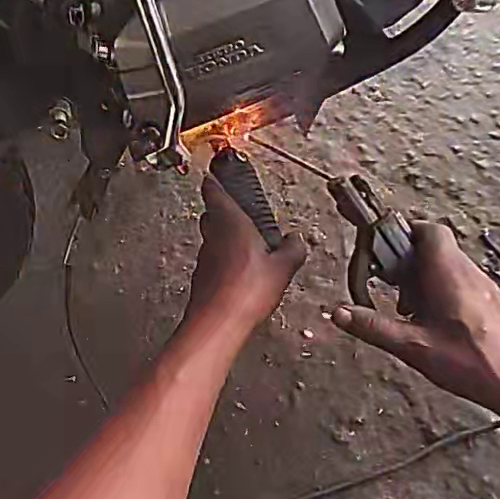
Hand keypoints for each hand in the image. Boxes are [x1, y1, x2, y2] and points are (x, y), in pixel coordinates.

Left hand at [185, 175, 307, 333]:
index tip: (219, 175)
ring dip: (225, 239)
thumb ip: (293, 249)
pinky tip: (239, 275)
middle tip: (240, 213)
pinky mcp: (202, 280)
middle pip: (211, 214)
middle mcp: (212, 237)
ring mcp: (204, 259)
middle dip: (224, 211)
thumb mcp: (283, 267)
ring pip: (212, 239)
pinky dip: (223, 262)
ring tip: (246, 247)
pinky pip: (213, 263)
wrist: (217, 323)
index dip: (217, 180)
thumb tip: (297, 241)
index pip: (214, 190)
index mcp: (230, 222)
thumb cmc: (245, 291)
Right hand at [332, 223, 499, 412]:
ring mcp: (484, 288)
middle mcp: (469, 273)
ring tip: (410, 314)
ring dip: (422, 283)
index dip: (403, 234)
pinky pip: (460, 285)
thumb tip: (339, 313)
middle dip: (406, 265)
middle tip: (390, 290)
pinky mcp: (491, 304)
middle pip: (434, 248)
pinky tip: (433, 327)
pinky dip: (440, 295)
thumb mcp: (413, 347)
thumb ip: (373, 327)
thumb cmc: (472, 363)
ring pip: (446, 268)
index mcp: (448, 273)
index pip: (427, 230)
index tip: (382, 253)